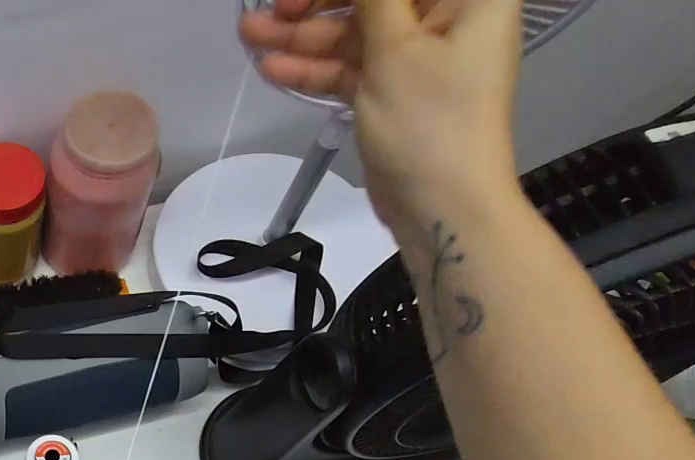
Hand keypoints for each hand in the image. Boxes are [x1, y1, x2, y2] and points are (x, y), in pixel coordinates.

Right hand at [240, 0, 523, 241]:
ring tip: (249, 34)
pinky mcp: (390, 93)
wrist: (442, 204)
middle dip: (316, 3)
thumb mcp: (397, 49)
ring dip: (301, 37)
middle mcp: (445, 16)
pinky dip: (313, 70)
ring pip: (352, 35)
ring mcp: (415, 58)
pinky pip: (348, 71)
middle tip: (267, 11)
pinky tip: (273, 68)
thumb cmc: (431, 122)